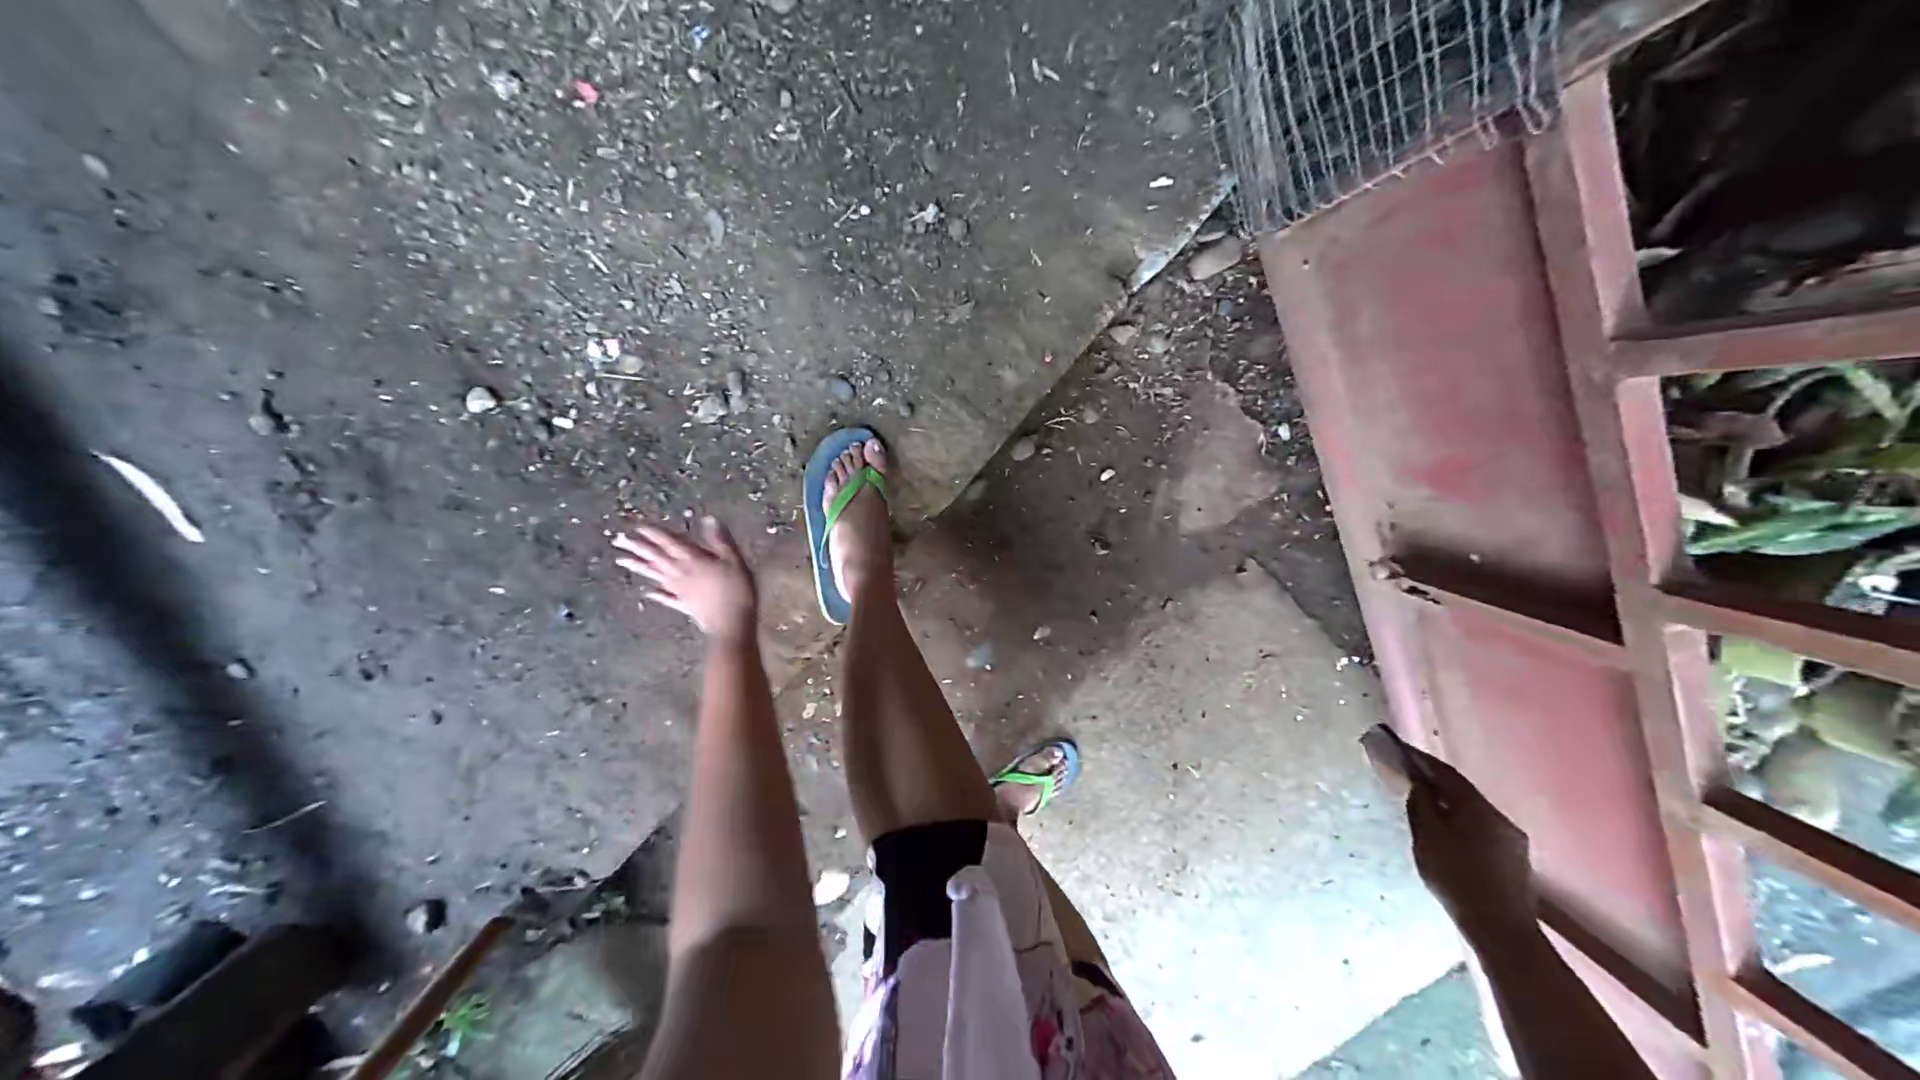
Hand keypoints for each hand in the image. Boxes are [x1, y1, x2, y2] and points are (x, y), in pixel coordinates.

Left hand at [613, 517, 757, 643]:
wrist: (730, 625)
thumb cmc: (736, 590)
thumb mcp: (734, 561)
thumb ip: (721, 540)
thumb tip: (709, 519)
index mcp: (693, 560)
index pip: (671, 543)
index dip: (656, 534)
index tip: (638, 526)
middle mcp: (681, 573)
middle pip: (657, 558)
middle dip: (639, 548)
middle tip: (620, 541)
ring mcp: (680, 591)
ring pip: (656, 575)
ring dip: (639, 567)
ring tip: (622, 561)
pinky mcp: (684, 605)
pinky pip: (666, 598)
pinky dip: (656, 594)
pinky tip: (647, 592)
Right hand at [1361, 725, 1534, 939]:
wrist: (1500, 929)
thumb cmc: (1456, 878)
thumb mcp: (1427, 838)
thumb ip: (1421, 805)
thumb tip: (1418, 784)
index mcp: (1477, 808)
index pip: (1445, 773)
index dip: (1420, 759)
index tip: (1398, 747)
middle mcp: (1499, 818)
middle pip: (1462, 792)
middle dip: (1435, 781)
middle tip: (1408, 775)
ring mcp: (1511, 841)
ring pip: (1473, 813)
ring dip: (1449, 804)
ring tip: (1425, 804)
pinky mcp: (1515, 861)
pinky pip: (1482, 830)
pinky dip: (1461, 823)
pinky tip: (1449, 835)